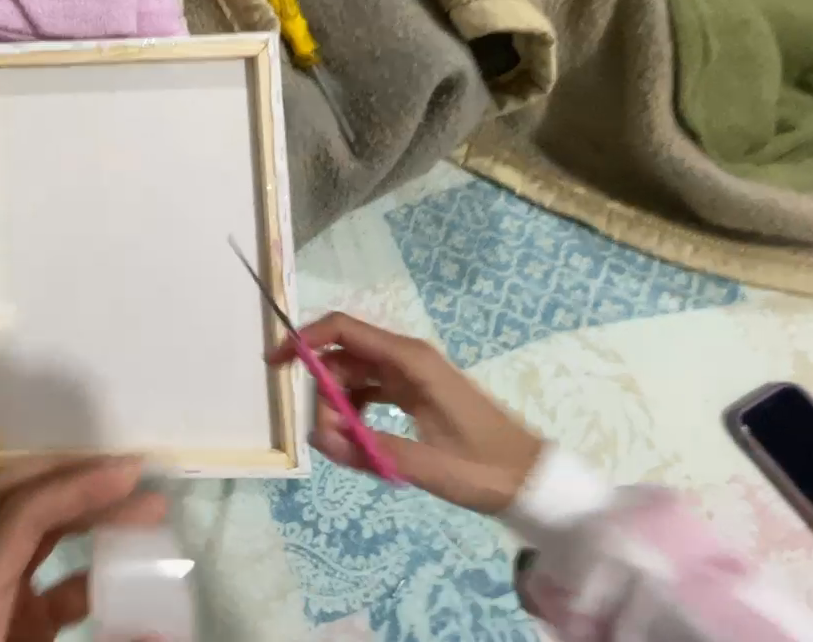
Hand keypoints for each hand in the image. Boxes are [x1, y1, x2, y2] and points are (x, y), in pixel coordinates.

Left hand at [0, 456, 168, 641]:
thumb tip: (164, 630)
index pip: (20, 514)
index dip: (75, 486)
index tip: (130, 474)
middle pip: (12, 496)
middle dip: (72, 475)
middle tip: (131, 473)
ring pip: (25, 525)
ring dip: (80, 509)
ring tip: (139, 508)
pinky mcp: (0, 619)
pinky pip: (38, 571)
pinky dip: (80, 563)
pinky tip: (121, 576)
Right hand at [289, 312, 543, 513]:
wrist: (537, 483)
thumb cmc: (488, 469)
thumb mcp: (428, 464)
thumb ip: (369, 449)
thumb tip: (316, 438)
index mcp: (409, 360)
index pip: (342, 329)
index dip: (303, 339)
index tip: (275, 363)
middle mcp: (404, 358)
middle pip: (341, 358)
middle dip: (322, 392)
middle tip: (329, 437)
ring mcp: (409, 375)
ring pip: (351, 376)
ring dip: (337, 406)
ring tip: (346, 446)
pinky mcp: (413, 394)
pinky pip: (367, 392)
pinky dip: (354, 413)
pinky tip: (359, 441)